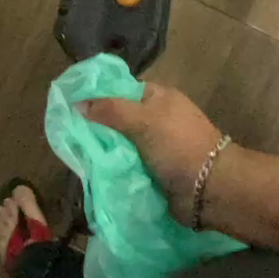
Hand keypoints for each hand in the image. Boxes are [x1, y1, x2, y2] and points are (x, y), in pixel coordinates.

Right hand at [80, 82, 223, 222]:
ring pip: (121, 144)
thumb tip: (77, 103)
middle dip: (97, 127)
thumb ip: (111, 110)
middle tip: (69, 135)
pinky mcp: (154, 170)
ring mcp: (156, 146)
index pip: (122, 88)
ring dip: (104, 151)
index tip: (71, 105)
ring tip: (75, 156)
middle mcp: (157, 118)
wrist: (209, 188)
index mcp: (158, 97)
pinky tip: (92, 173)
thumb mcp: (143, 120)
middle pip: (119, 118)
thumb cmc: (178, 144)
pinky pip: (127, 165)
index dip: (98, 95)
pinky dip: (113, 168)